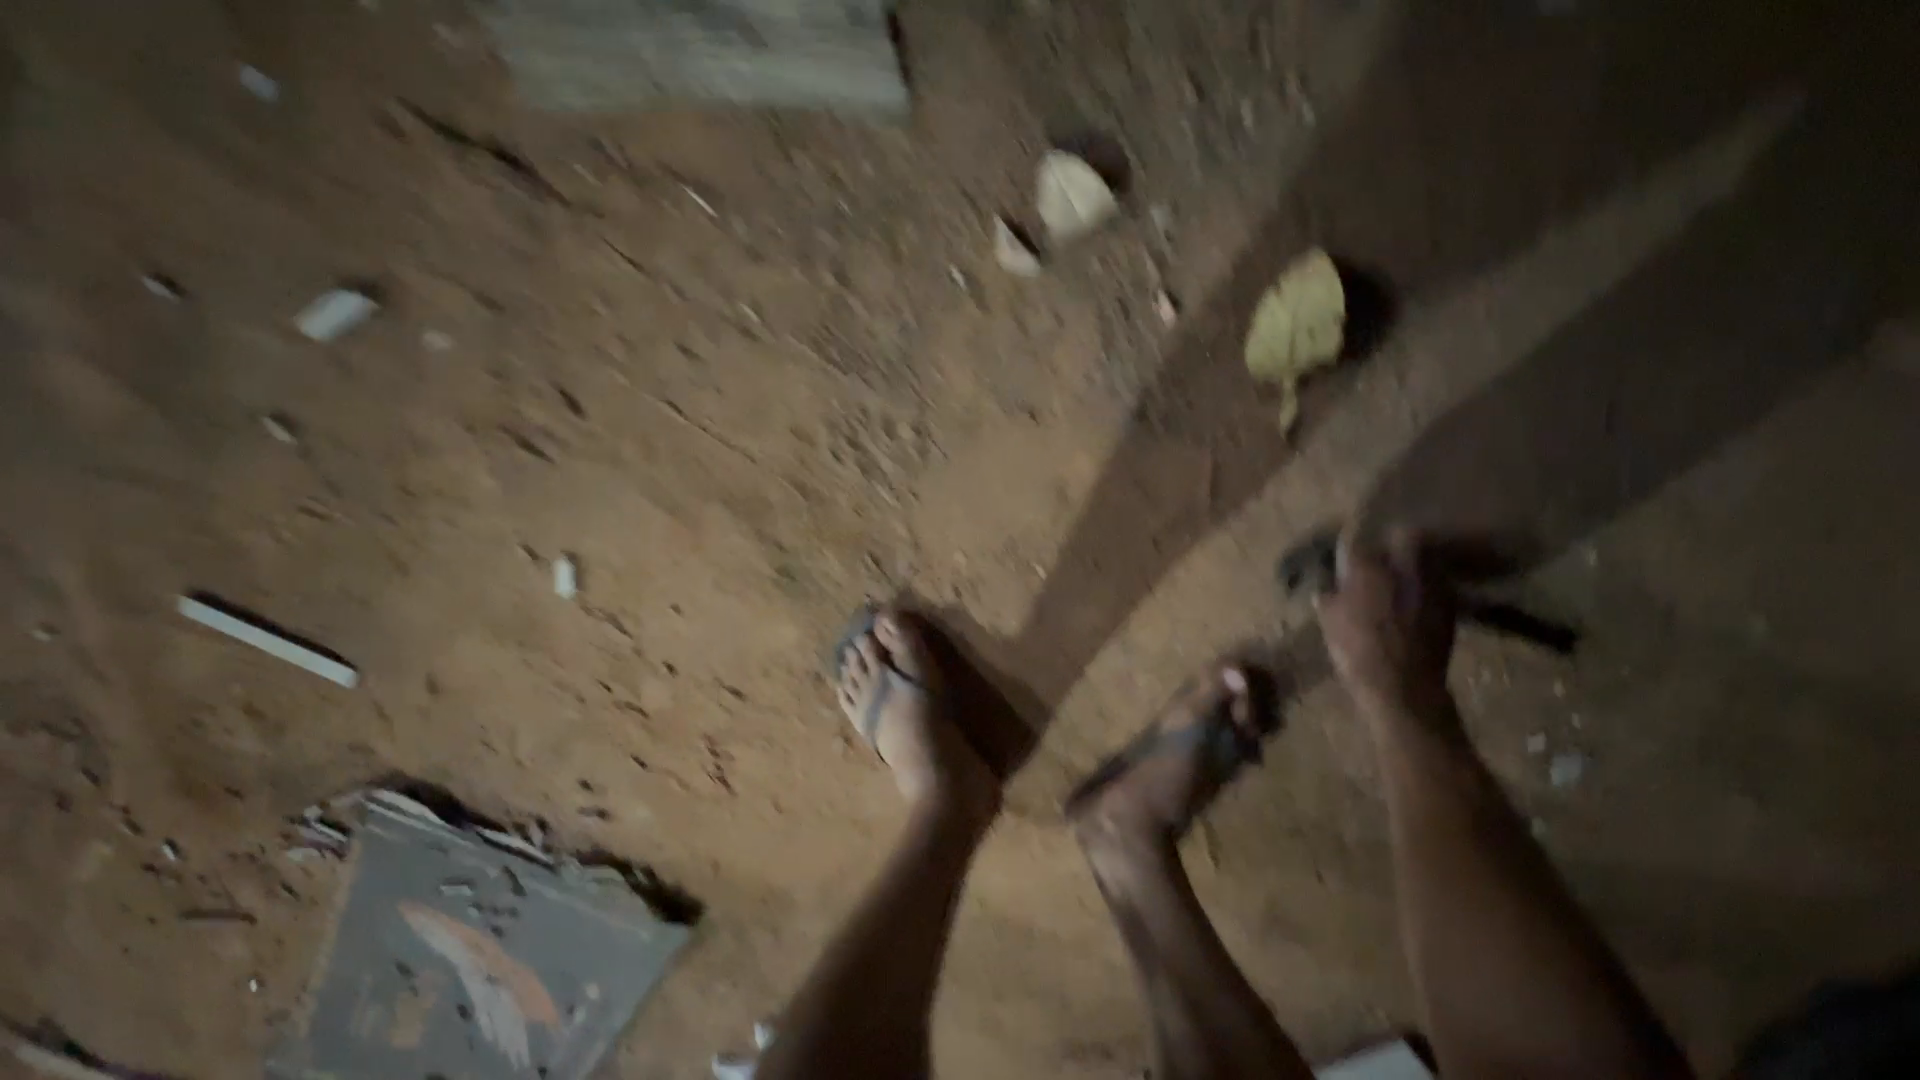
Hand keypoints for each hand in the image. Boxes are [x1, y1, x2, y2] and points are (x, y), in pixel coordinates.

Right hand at [1313, 529, 1456, 717]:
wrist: (1402, 685)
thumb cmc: (1356, 652)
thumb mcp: (1329, 624)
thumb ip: (1329, 599)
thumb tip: (1327, 589)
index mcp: (1364, 569)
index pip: (1354, 538)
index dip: (1350, 536)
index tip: (1346, 537)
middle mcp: (1400, 567)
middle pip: (1403, 536)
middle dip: (1394, 540)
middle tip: (1385, 553)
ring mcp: (1429, 583)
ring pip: (1425, 556)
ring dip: (1415, 560)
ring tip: (1405, 572)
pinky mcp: (1448, 602)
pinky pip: (1437, 581)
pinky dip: (1428, 584)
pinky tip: (1418, 597)